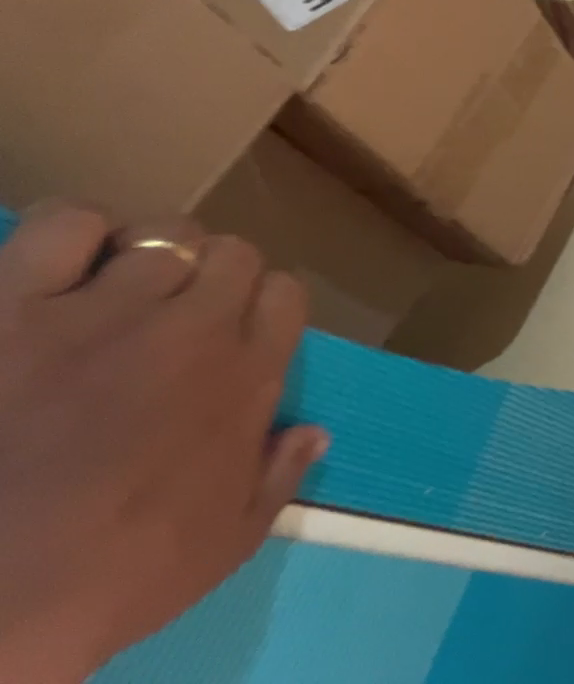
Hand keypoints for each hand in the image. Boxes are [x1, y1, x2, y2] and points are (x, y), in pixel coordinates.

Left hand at [0, 202, 325, 680]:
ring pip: (161, 233)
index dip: (260, 305)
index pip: (284, 292)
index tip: (232, 332)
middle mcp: (195, 329)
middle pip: (232, 253)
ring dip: (146, 255)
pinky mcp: (11, 310)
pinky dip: (71, 234)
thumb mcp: (230, 540)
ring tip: (110, 287)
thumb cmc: (119, 576)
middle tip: (171, 311)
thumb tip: (313, 432)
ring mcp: (102, 314)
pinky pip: (61, 226)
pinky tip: (57, 269)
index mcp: (250, 376)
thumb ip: (279, 476)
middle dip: (211, 274)